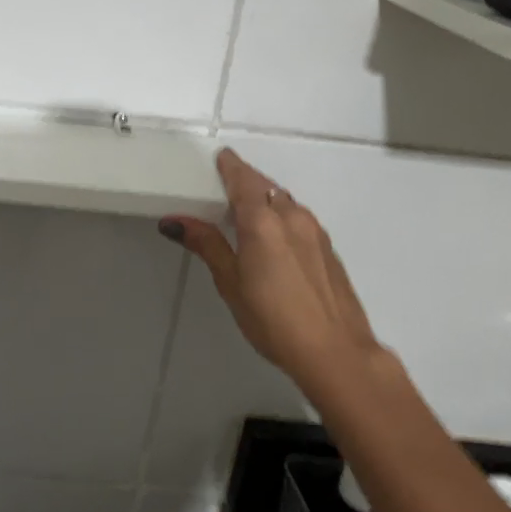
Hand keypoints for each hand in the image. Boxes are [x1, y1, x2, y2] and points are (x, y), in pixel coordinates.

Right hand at [159, 149, 380, 394]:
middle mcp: (291, 217)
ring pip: (286, 202)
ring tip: (248, 210)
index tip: (221, 158)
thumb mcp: (231, 283)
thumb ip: (207, 245)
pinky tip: (276, 236)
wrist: (336, 354)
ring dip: (267, 198)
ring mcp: (315, 232)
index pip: (244, 180)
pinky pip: (300, 219)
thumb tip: (174, 221)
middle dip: (247, 181)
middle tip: (227, 183)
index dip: (231, 166)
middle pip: (266, 187)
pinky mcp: (329, 250)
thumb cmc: (273, 320)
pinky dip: (283, 216)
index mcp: (263, 221)